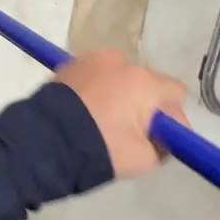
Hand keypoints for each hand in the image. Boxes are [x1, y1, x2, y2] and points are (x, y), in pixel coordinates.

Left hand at [52, 51, 190, 178]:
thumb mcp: (144, 159)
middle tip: (130, 133)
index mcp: (144, 82)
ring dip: (118, 95)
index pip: (174, 92)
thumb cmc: (101, 148)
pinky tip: (84, 113)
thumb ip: (164, 146)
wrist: (44, 141)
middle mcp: (120, 62)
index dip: (172, 115)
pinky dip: (95, 91)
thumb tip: (162, 137)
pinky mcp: (68, 66)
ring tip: (102, 123)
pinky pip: (93, 77)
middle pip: (144, 83)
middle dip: (143, 106)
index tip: (161, 136)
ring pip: (117, 78)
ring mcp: (91, 60)